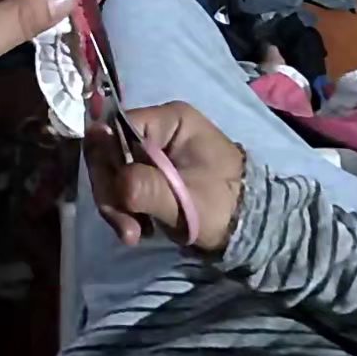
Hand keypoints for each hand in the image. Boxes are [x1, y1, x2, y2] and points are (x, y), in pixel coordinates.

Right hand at [87, 101, 244, 252]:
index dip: (106, 163)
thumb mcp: (184, 199)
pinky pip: (125, 186)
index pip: (116, 129)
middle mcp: (158, 128)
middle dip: (111, 193)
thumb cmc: (223, 205)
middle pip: (111, 152)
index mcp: (170, 119)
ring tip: (134, 236)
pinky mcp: (153, 172)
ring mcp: (155, 150)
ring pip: (115, 172)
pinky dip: (126, 209)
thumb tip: (111, 170)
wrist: (250, 227)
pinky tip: (139, 230)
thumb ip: (145, 186)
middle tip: (126, 229)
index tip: (113, 199)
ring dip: (118, 206)